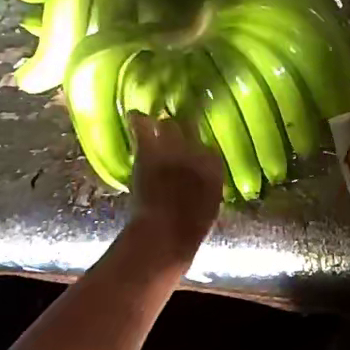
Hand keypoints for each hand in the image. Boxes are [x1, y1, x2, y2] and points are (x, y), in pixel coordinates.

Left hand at [127, 113, 223, 262]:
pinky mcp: (148, 150)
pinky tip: (133, 116)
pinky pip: (143, 125)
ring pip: (168, 123)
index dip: (200, 149)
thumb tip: (202, 186)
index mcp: (215, 169)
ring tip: (155, 124)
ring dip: (162, 125)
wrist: (165, 234)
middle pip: (192, 129)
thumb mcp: (209, 209)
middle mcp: (198, 152)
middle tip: (174, 129)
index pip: (211, 149)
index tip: (194, 151)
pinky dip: (138, 120)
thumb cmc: (189, 230)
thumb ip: (207, 190)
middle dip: (183, 128)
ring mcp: (173, 148)